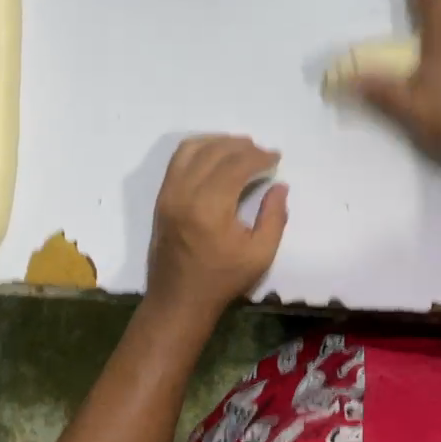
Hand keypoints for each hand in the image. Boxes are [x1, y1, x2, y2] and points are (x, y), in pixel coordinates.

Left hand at [146, 135, 288, 311]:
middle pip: (215, 152)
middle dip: (242, 146)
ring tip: (239, 147)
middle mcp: (185, 193)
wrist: (178, 300)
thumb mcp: (260, 254)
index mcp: (210, 207)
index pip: (236, 164)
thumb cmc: (222, 280)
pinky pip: (177, 161)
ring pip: (191, 149)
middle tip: (262, 153)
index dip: (259, 156)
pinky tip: (214, 155)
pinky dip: (197, 149)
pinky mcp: (161, 198)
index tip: (275, 158)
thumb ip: (274, 217)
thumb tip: (279, 186)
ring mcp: (169, 193)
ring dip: (217, 142)